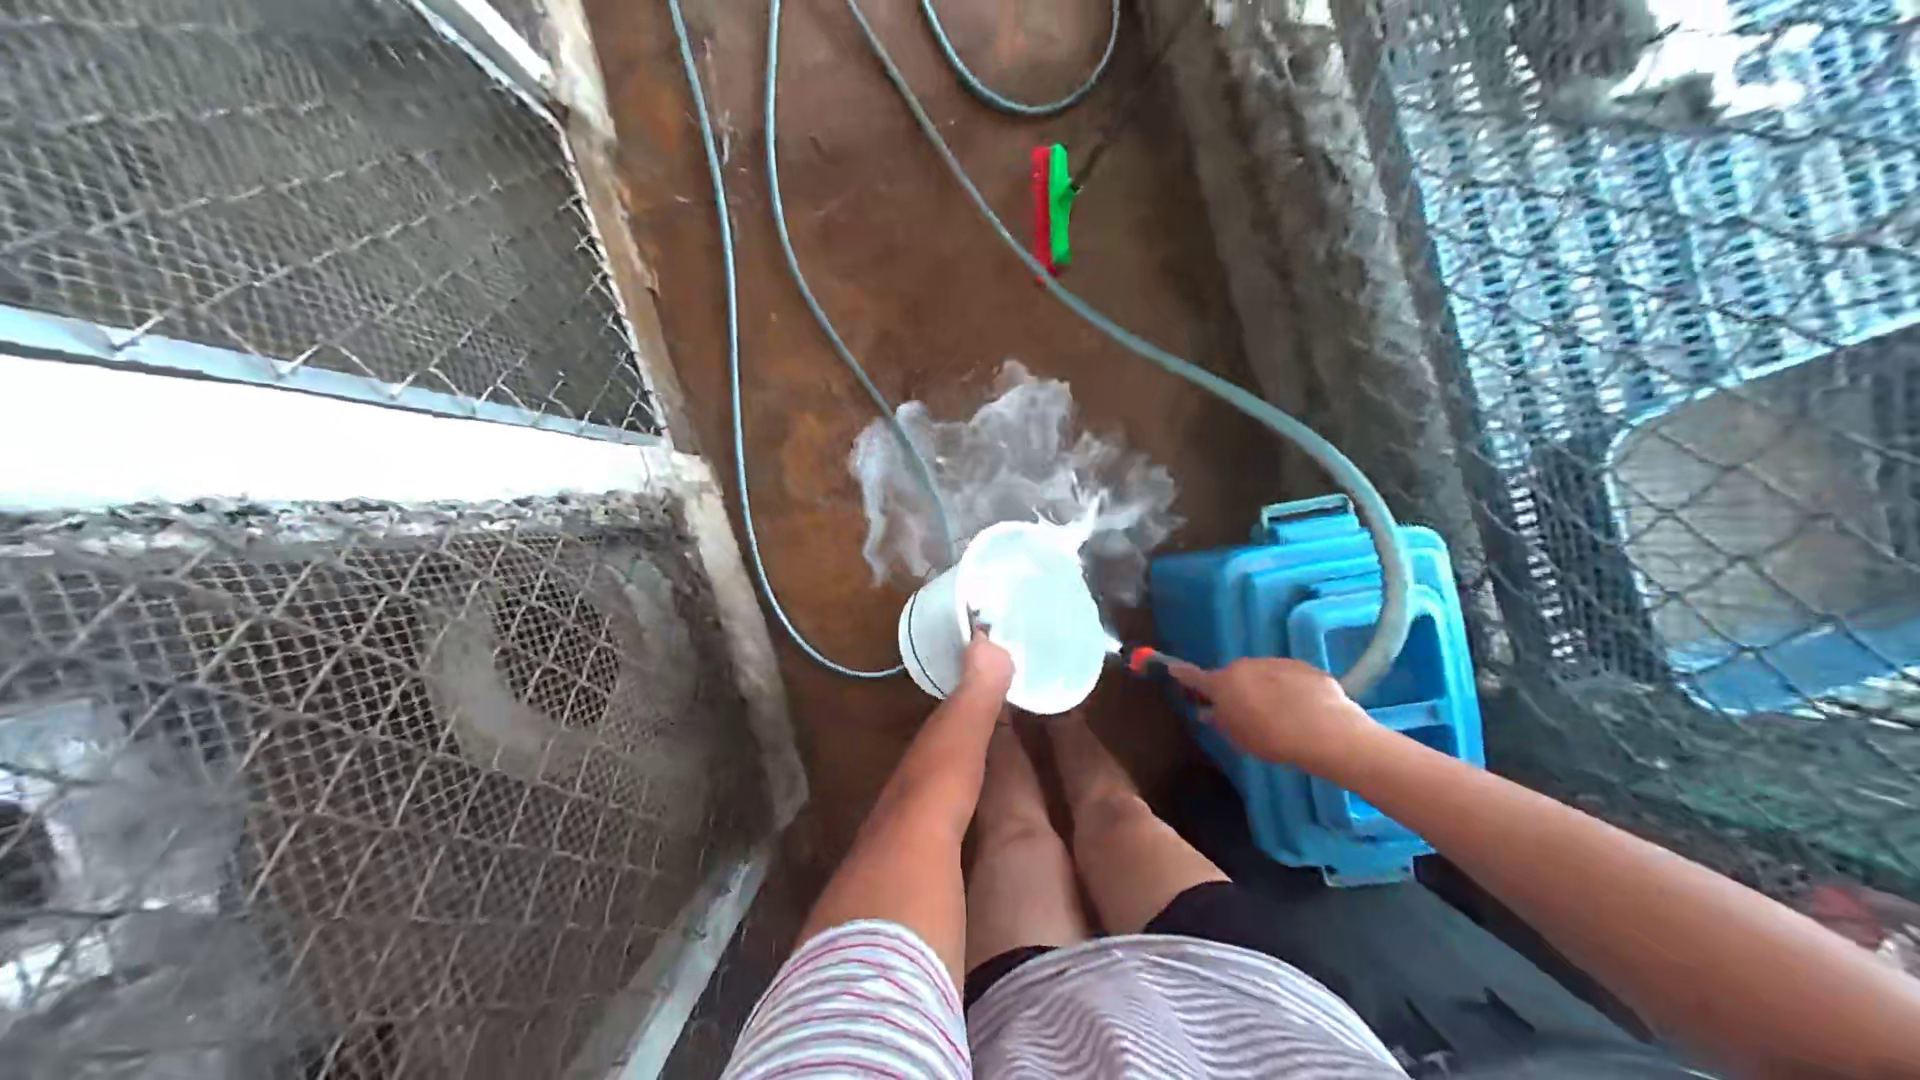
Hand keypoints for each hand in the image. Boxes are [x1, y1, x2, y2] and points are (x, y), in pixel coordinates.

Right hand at [959, 627, 1013, 701]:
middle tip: (977, 662)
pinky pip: (991, 687)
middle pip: (999, 662)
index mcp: (1008, 653)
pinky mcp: (1000, 697)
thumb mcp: (978, 642)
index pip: (999, 647)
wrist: (980, 691)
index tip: (979, 650)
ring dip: (988, 675)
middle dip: (990, 662)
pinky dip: (985, 686)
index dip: (988, 648)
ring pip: (996, 675)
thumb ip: (981, 636)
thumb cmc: (980, 663)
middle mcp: (1011, 668)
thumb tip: (981, 633)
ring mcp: (1007, 683)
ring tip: (975, 675)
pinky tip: (977, 686)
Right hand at [1167, 657, 1373, 770]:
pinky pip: (1287, 677)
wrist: (1327, 732)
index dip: (1182, 674)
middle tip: (1244, 712)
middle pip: (1232, 675)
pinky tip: (1301, 710)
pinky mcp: (1304, 666)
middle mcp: (1246, 665)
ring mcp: (1276, 662)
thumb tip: (1208, 712)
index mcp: (1224, 682)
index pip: (1194, 676)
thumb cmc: (1273, 739)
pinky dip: (1288, 689)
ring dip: (1263, 688)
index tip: (1171, 669)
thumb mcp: (1239, 737)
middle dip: (1235, 689)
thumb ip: (1220, 721)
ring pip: (1261, 674)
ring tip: (1279, 715)